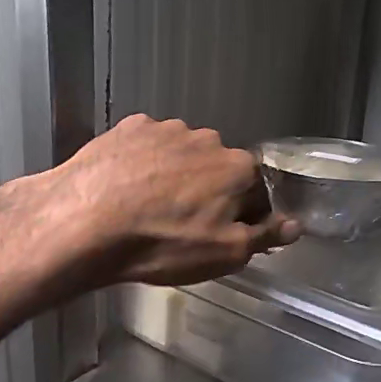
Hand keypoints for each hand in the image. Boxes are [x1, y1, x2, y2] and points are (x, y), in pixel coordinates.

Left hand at [0, 113, 300, 289]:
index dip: (242, 215)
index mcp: (236, 167)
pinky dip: (142, 163)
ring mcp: (163, 129)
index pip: (255, 191)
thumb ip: (264, 236)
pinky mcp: (126, 128)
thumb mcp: (223, 254)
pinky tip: (124, 187)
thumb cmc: (161, 243)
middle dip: (207, 191)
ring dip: (174, 174)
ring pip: (180, 154)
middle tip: (181, 224)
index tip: (223, 233)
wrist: (86, 222)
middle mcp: (205, 138)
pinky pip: (146, 146)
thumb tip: (294, 225)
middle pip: (217, 168)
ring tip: (148, 206)